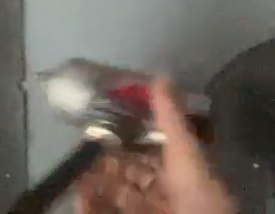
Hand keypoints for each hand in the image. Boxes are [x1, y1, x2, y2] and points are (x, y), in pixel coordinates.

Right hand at [76, 78, 235, 213]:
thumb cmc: (198, 200)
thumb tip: (161, 75)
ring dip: (95, 184)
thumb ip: (171, 119)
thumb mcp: (188, 156)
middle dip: (107, 160)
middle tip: (83, 147)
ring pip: (118, 196)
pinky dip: (92, 206)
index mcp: (187, 177)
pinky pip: (108, 213)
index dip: (130, 133)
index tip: (104, 118)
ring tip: (76, 175)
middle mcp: (170, 196)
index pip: (155, 149)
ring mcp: (152, 212)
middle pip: (132, 174)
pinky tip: (80, 197)